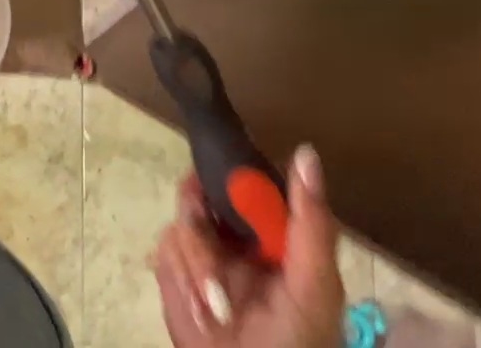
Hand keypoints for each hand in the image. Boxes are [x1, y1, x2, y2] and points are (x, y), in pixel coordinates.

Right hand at [154, 145, 344, 347]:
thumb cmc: (298, 341)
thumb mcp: (315, 284)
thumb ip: (310, 224)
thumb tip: (305, 151)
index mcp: (276, 237)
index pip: (247, 185)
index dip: (229, 172)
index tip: (217, 166)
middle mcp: (237, 239)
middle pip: (201, 195)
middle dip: (200, 217)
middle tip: (208, 238)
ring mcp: (203, 254)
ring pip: (182, 225)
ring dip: (197, 266)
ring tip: (218, 307)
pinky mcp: (174, 270)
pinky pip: (165, 251)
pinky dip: (182, 280)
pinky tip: (202, 308)